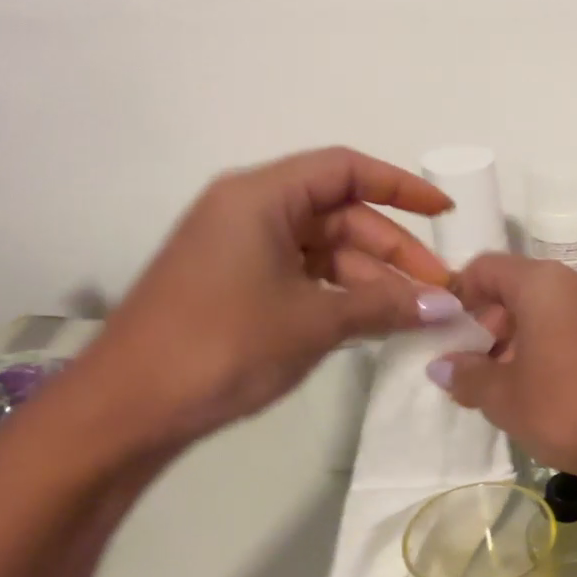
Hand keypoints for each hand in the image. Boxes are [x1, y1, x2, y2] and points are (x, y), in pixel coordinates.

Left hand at [76, 147, 459, 447]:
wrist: (130, 405)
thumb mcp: (313, 322)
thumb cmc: (223, 345)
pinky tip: (374, 323)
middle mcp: (249, 211)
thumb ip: (384, 306)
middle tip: (439, 291)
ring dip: (372, 279)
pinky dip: (341, 295)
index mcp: (260, 198)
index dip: (401, 187)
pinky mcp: (236, 285)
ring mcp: (240, 250)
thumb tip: (446, 306)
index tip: (445, 214)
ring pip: (324, 250)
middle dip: (393, 250)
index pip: (345, 171)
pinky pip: (303, 275)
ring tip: (415, 315)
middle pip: (339, 214)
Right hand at [430, 253, 576, 481]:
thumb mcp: (504, 397)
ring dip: (518, 341)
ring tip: (503, 388)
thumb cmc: (566, 409)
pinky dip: (549, 349)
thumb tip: (442, 366)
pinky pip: (572, 329)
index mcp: (544, 283)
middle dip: (489, 325)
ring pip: (547, 312)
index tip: (447, 336)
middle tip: (473, 370)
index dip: (460, 297)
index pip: (487, 269)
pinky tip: (540, 391)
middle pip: (518, 289)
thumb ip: (467, 375)